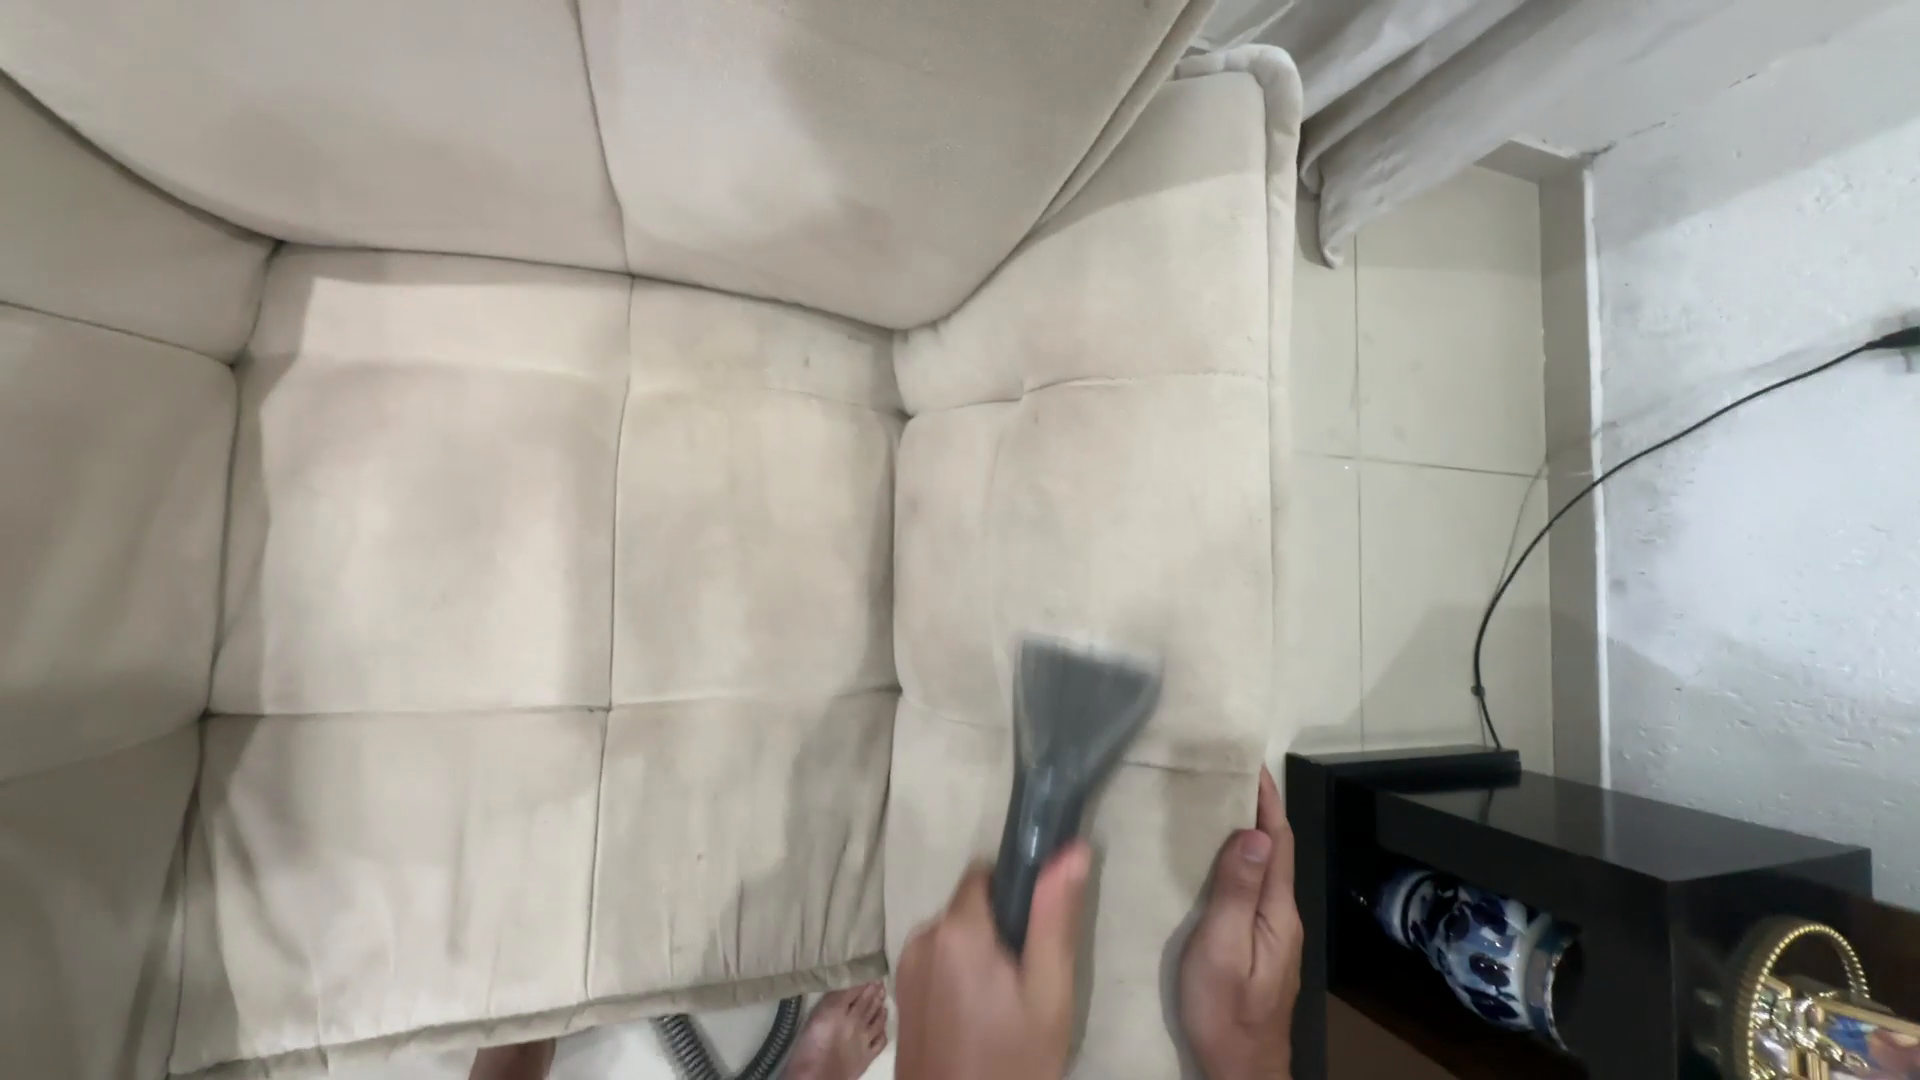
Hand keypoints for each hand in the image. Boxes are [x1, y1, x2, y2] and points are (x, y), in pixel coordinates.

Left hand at [895, 843, 1091, 1079]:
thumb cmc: (1013, 1059)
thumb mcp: (1049, 992)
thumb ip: (1055, 916)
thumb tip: (1072, 849)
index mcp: (956, 927)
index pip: (984, 873)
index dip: (1014, 892)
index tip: (1035, 929)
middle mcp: (922, 935)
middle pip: (969, 907)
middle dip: (998, 929)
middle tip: (1026, 978)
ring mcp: (905, 967)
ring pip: (953, 936)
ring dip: (977, 954)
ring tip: (1004, 1005)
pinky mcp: (899, 994)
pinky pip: (936, 962)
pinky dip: (957, 976)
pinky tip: (977, 1018)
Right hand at [1179, 766, 1300, 1079]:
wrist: (1238, 1070)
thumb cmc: (1225, 1009)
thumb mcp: (1223, 948)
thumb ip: (1237, 892)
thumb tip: (1254, 834)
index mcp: (1277, 910)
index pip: (1278, 839)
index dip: (1266, 798)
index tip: (1248, 760)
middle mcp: (1279, 913)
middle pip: (1272, 848)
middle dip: (1254, 806)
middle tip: (1220, 772)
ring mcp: (1269, 930)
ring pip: (1260, 866)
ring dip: (1243, 830)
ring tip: (1208, 801)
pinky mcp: (1254, 942)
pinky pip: (1247, 885)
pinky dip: (1232, 857)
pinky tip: (1205, 857)